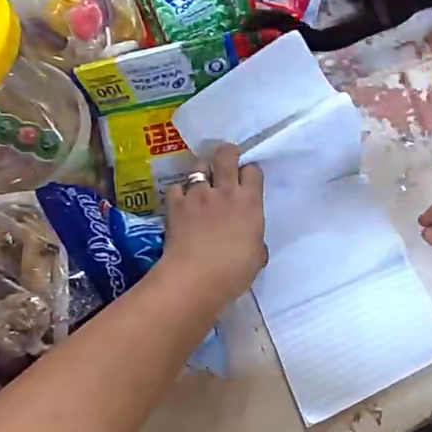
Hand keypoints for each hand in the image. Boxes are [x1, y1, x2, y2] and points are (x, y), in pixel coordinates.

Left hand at [158, 144, 266, 305]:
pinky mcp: (175, 204)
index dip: (249, 172)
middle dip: (227, 153)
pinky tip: (180, 201)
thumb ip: (256, 242)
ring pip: (198, 166)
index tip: (247, 180)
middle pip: (226, 155)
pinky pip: (175, 187)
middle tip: (225, 162)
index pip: (253, 170)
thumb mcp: (256, 258)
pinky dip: (178, 192)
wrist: (195, 279)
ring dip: (201, 171)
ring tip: (200, 181)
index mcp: (249, 202)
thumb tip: (253, 244)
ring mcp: (197, 195)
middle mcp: (224, 191)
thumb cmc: (234, 272)